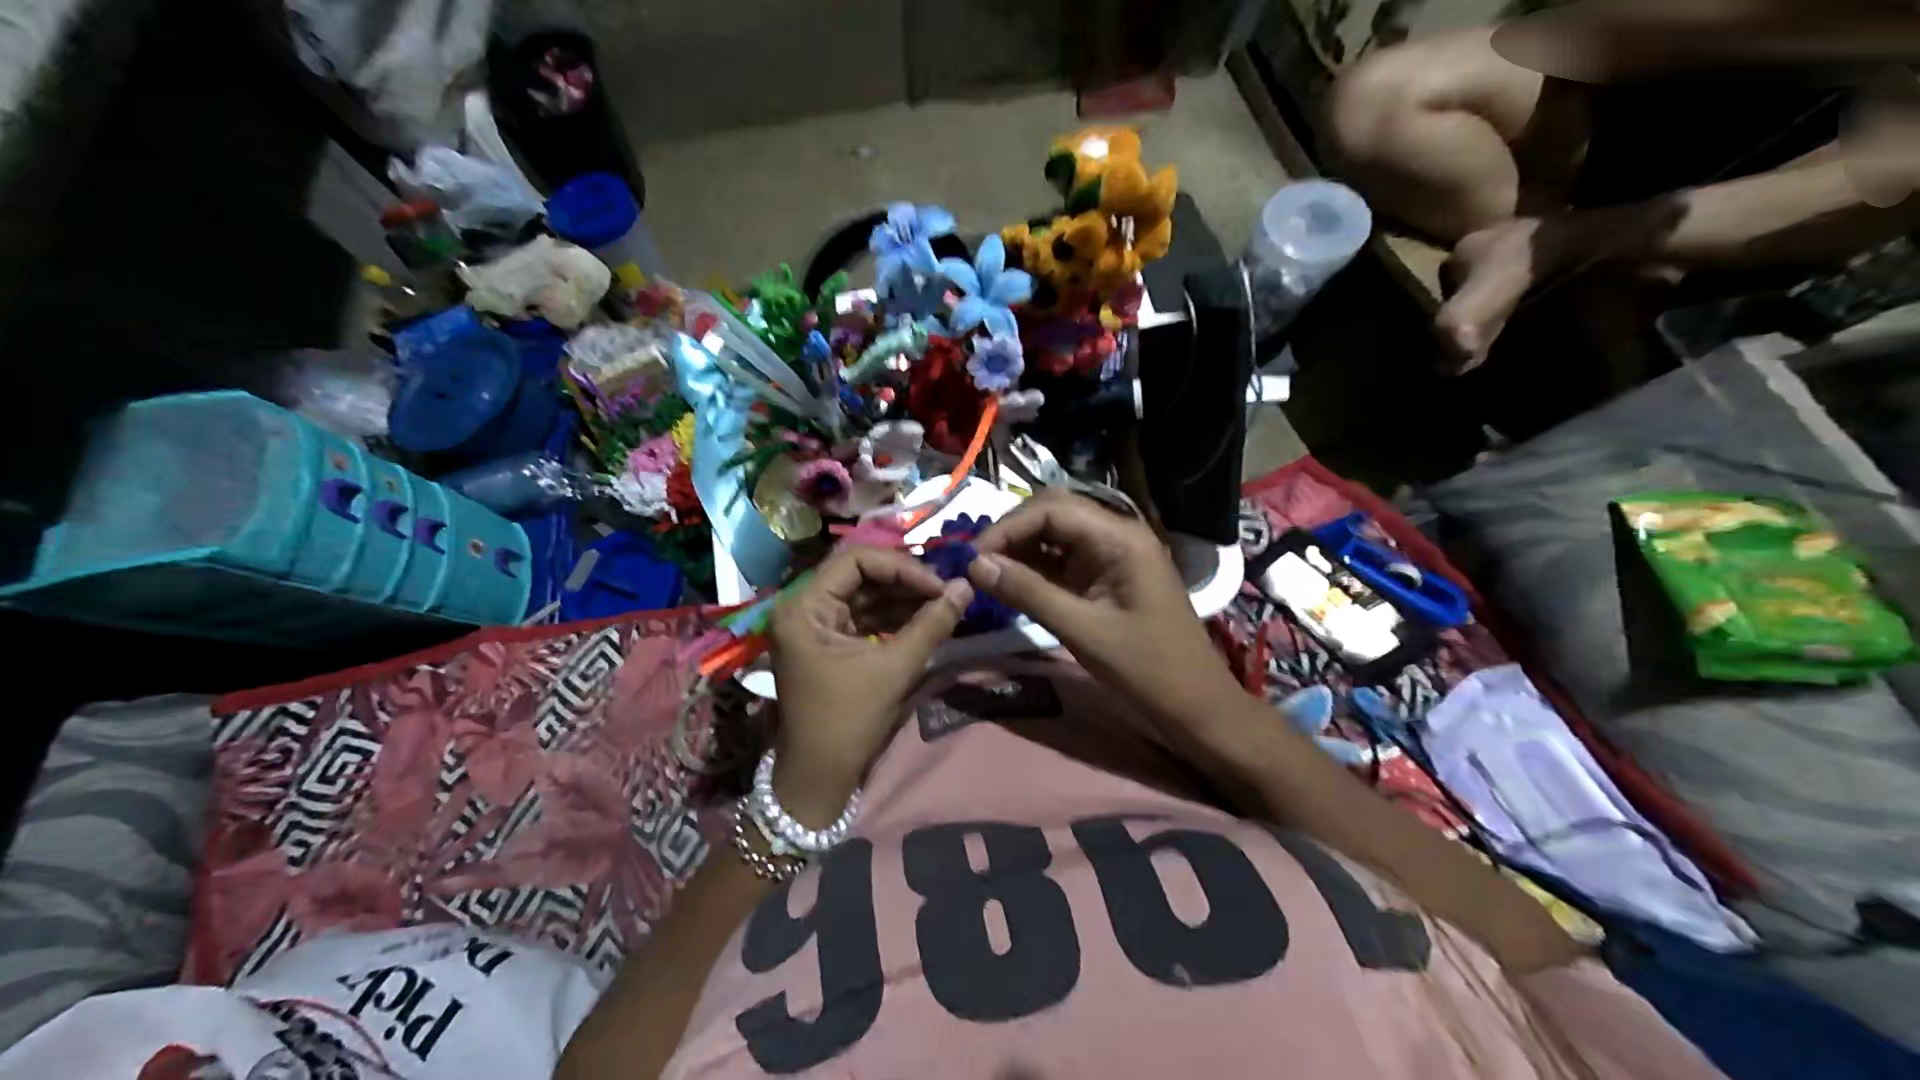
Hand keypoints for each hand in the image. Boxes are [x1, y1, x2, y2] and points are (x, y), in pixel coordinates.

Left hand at [769, 546, 970, 820]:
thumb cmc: (848, 720)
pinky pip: (864, 616)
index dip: (901, 566)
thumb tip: (966, 587)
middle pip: (860, 574)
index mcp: (804, 607)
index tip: (938, 584)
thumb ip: (931, 624)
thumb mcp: (893, 668)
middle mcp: (803, 607)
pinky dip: (894, 617)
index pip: (855, 560)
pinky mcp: (829, 642)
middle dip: (905, 581)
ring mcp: (815, 625)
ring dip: (903, 598)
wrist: (819, 776)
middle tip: (946, 591)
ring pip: (865, 594)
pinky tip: (926, 618)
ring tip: (944, 603)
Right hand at [967, 491, 1239, 722]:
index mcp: (1120, 537)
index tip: (972, 558)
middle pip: (1053, 513)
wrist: (1194, 704)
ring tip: (985, 573)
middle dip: (1011, 533)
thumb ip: (1028, 592)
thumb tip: (975, 565)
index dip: (1007, 527)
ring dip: (1019, 548)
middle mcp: (1116, 534)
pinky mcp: (1105, 576)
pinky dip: (1034, 567)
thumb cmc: (1145, 667)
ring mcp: (1111, 555)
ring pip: (1055, 535)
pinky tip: (1009, 583)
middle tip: (976, 564)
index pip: (1052, 509)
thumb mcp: (1081, 629)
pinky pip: (1062, 559)